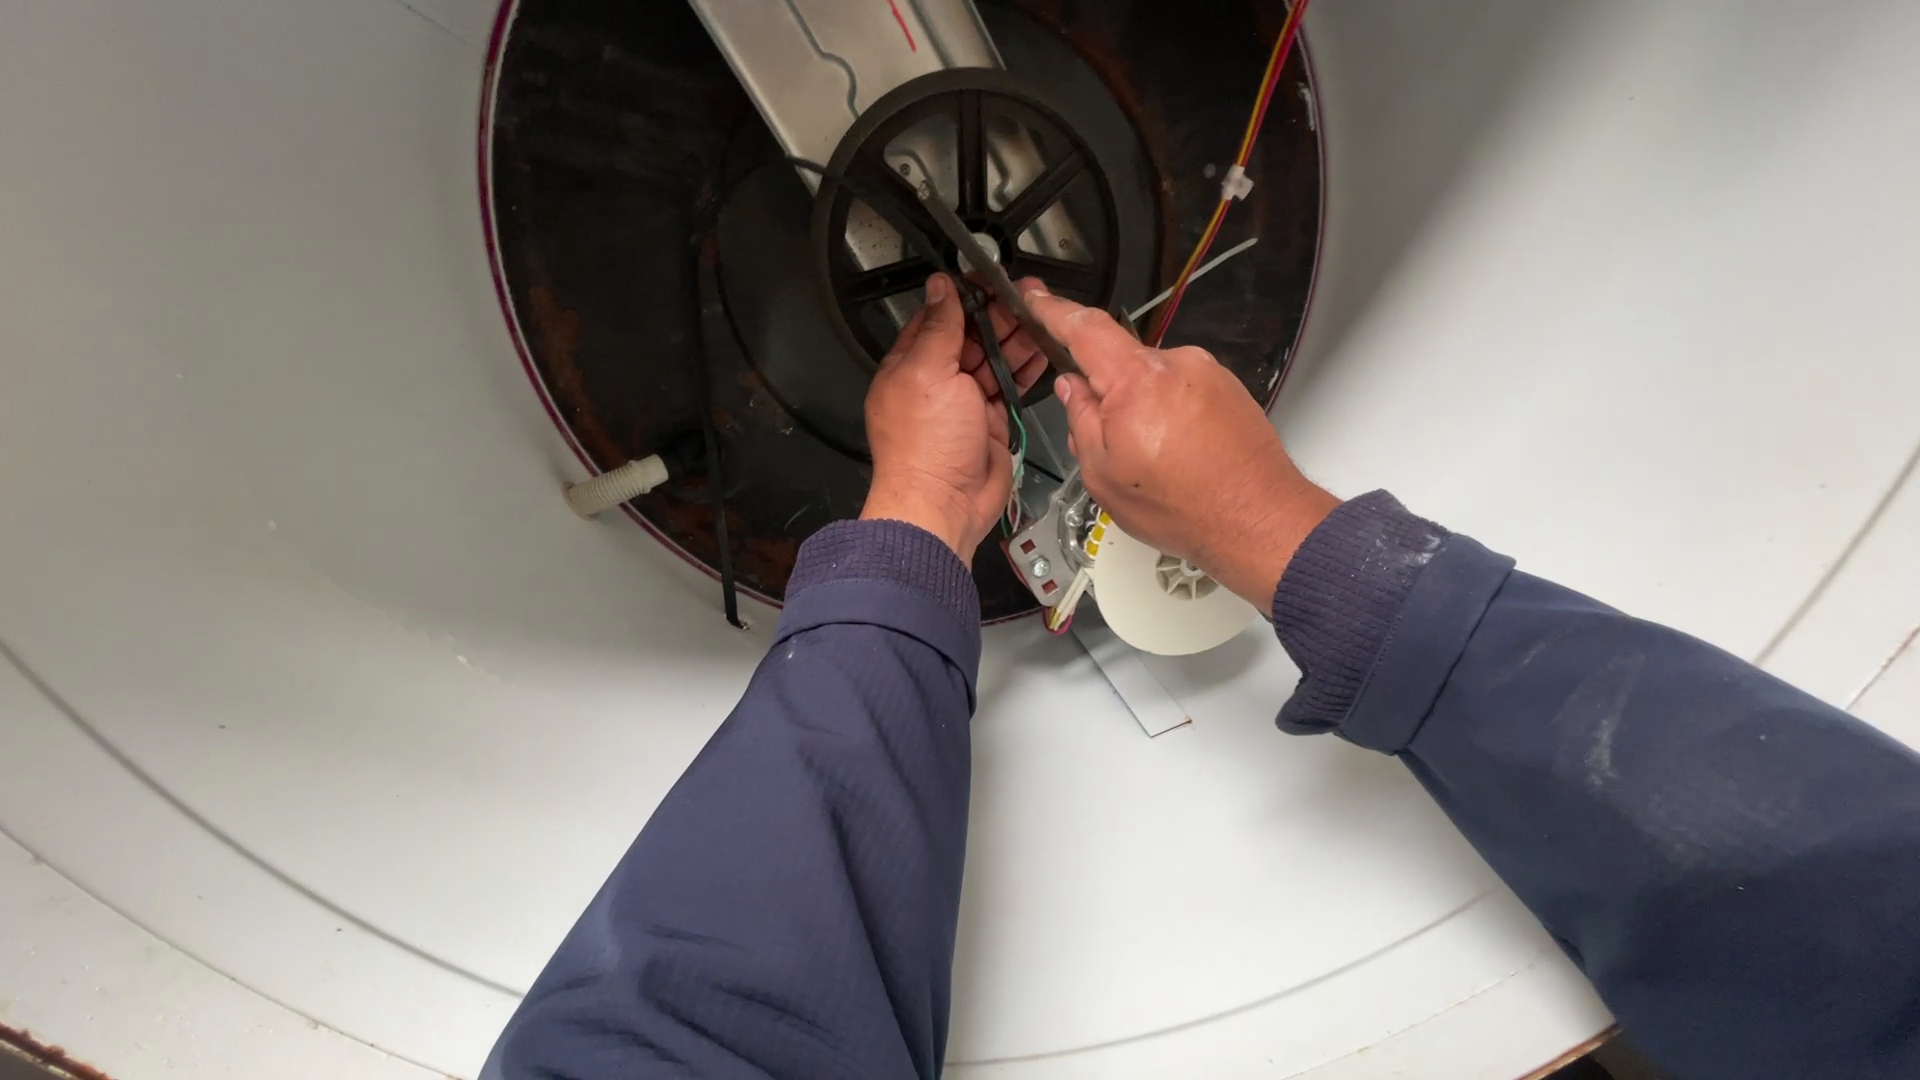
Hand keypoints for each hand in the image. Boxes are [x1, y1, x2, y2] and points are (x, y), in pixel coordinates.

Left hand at [861, 274, 1041, 559]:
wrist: (944, 504)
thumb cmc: (924, 446)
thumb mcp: (928, 372)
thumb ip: (939, 328)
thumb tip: (940, 288)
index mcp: (909, 366)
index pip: (937, 318)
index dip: (964, 297)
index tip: (990, 280)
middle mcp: (935, 384)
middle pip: (970, 338)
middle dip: (997, 317)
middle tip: (1025, 297)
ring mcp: (963, 404)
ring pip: (994, 361)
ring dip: (1016, 340)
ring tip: (1040, 318)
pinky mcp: (989, 423)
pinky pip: (1009, 389)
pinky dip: (1026, 371)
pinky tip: (1042, 352)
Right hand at [1003, 283, 1340, 608]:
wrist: (1257, 520)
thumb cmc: (1181, 507)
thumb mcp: (1104, 474)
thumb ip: (1081, 421)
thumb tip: (1072, 387)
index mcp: (1137, 381)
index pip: (1085, 329)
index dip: (1053, 310)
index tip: (1034, 296)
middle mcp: (1176, 363)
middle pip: (1120, 362)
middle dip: (1105, 396)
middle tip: (1107, 447)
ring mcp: (1207, 373)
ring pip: (1151, 381)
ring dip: (1140, 412)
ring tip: (1153, 465)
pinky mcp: (1228, 388)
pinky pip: (1180, 392)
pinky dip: (1169, 419)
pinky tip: (1178, 459)